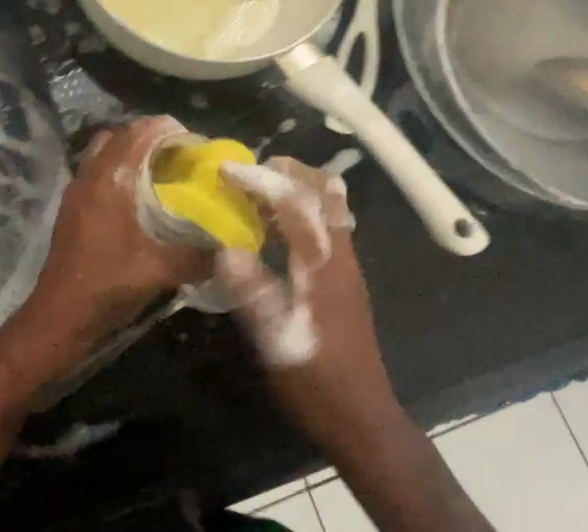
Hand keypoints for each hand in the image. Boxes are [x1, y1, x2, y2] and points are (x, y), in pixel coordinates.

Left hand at [22, 117, 211, 343]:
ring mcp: (76, 190)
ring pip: (102, 152)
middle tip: (176, 154)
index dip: (165, 128)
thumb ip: (198, 256)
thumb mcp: (161, 270)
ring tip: (157, 172)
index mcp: (110, 180)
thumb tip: (230, 250)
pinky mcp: (70, 208)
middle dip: (147, 136)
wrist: (61, 313)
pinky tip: (135, 199)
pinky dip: (115, 172)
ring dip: (128, 153)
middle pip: (118, 136)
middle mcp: (89, 175)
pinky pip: (94, 172)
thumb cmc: (109, 284)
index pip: (138, 133)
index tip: (191, 140)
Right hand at [214, 158, 400, 440]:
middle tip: (244, 171)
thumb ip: (253, 294)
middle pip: (324, 190)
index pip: (296, 201)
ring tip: (253, 191)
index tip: (225, 169)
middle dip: (285, 171)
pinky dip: (300, 209)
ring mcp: (345, 266)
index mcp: (324, 263)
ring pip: (328, 205)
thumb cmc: (316, 380)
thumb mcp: (277, 340)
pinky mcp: (343, 279)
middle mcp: (340, 255)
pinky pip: (326, 224)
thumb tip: (225, 249)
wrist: (361, 418)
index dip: (261, 179)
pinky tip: (272, 228)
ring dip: (294, 187)